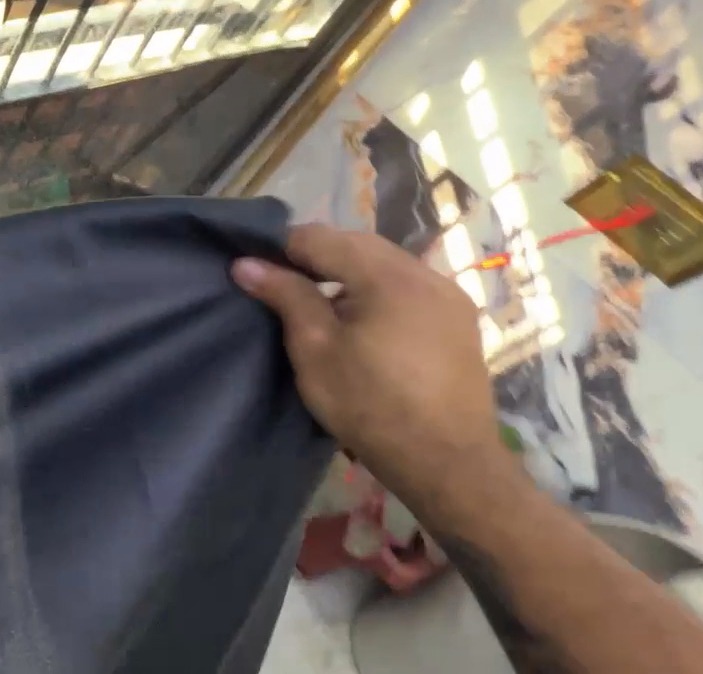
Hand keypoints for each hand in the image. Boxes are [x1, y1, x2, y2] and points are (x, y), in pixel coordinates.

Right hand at [232, 223, 507, 511]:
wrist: (447, 465)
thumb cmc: (370, 404)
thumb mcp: (314, 348)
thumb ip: (285, 295)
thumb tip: (245, 263)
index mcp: (390, 278)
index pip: (320, 238)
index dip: (281, 249)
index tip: (257, 272)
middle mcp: (426, 276)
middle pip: (355, 243)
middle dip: (314, 256)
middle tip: (281, 285)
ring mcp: (448, 297)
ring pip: (382, 261)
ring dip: (344, 271)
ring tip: (316, 303)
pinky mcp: (457, 320)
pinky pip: (404, 283)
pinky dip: (373, 287)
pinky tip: (357, 318)